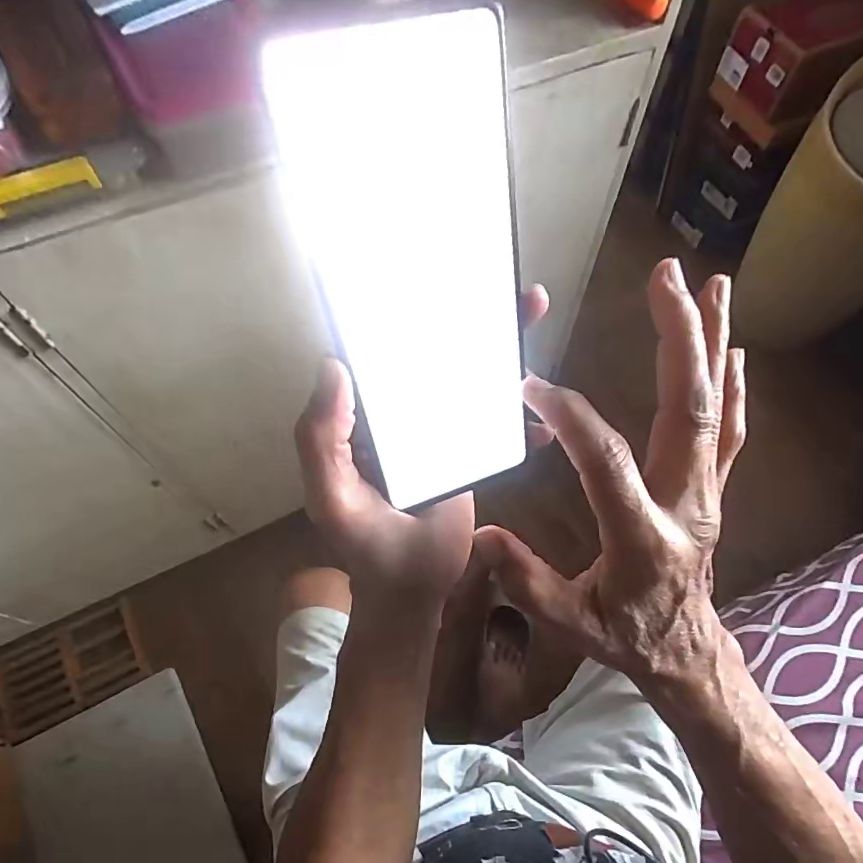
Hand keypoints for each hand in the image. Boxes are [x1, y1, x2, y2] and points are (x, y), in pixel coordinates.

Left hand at [295, 286, 548, 606]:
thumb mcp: (330, 495)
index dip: (401, 314)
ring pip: (469, 383)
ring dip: (499, 353)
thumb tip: (334, 365)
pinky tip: (539, 412)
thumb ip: (322, 437)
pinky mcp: (471, 456)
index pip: (382, 355)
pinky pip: (495, 424)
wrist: (412, 589)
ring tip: (529, 310)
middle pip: (434, 357)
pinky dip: (519, 416)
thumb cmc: (364, 544)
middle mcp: (402, 417)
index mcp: (365, 417)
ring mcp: (439, 434)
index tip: (428, 273)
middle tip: (496, 282)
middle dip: (465, 319)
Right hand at [476, 259, 745, 703]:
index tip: (533, 389)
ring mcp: (706, 493)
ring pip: (714, 409)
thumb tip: (486, 535)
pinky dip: (731, 385)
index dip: (571, 417)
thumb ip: (527, 581)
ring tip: (714, 284)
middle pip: (686, 411)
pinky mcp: (712, 491)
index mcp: (642, 535)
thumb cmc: (627, 636)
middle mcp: (684, 503)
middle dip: (678, 339)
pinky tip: (733, 349)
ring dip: (713, 343)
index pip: (607, 460)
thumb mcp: (570, 622)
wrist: (687, 652)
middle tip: (668, 278)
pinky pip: (728, 430)